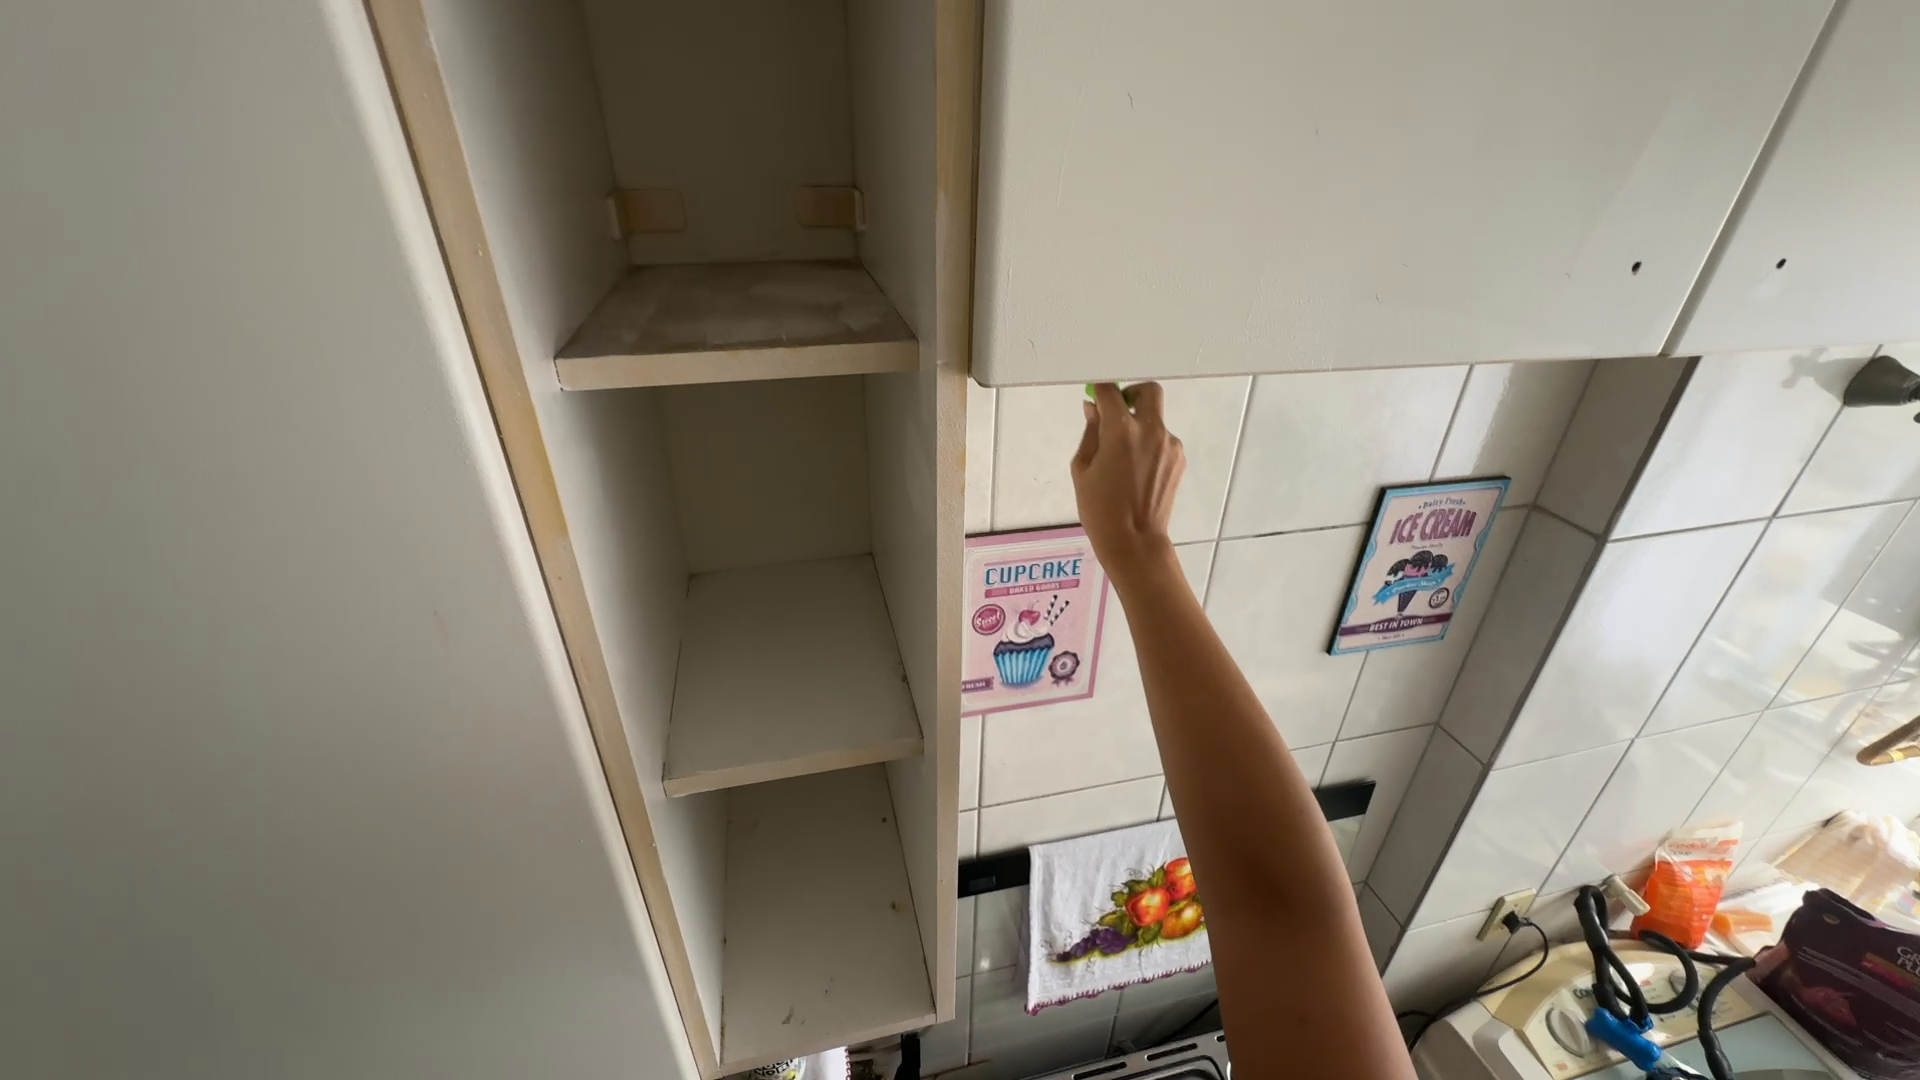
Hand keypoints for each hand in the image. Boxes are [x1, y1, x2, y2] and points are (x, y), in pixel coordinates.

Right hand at [1071, 382, 1185, 585]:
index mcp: (1121, 430)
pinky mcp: (1179, 459)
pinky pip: (1162, 441)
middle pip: (1148, 392)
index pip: (1111, 392)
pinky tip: (1137, 472)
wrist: (1134, 540)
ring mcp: (1170, 444)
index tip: (1095, 397)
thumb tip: (1094, 408)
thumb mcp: (1082, 468)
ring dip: (1140, 426)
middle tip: (1117, 412)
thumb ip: (1090, 432)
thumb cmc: (1099, 508)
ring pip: (1155, 419)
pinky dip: (1149, 446)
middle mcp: (1150, 430)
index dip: (1100, 391)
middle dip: (1132, 394)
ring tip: (1124, 458)